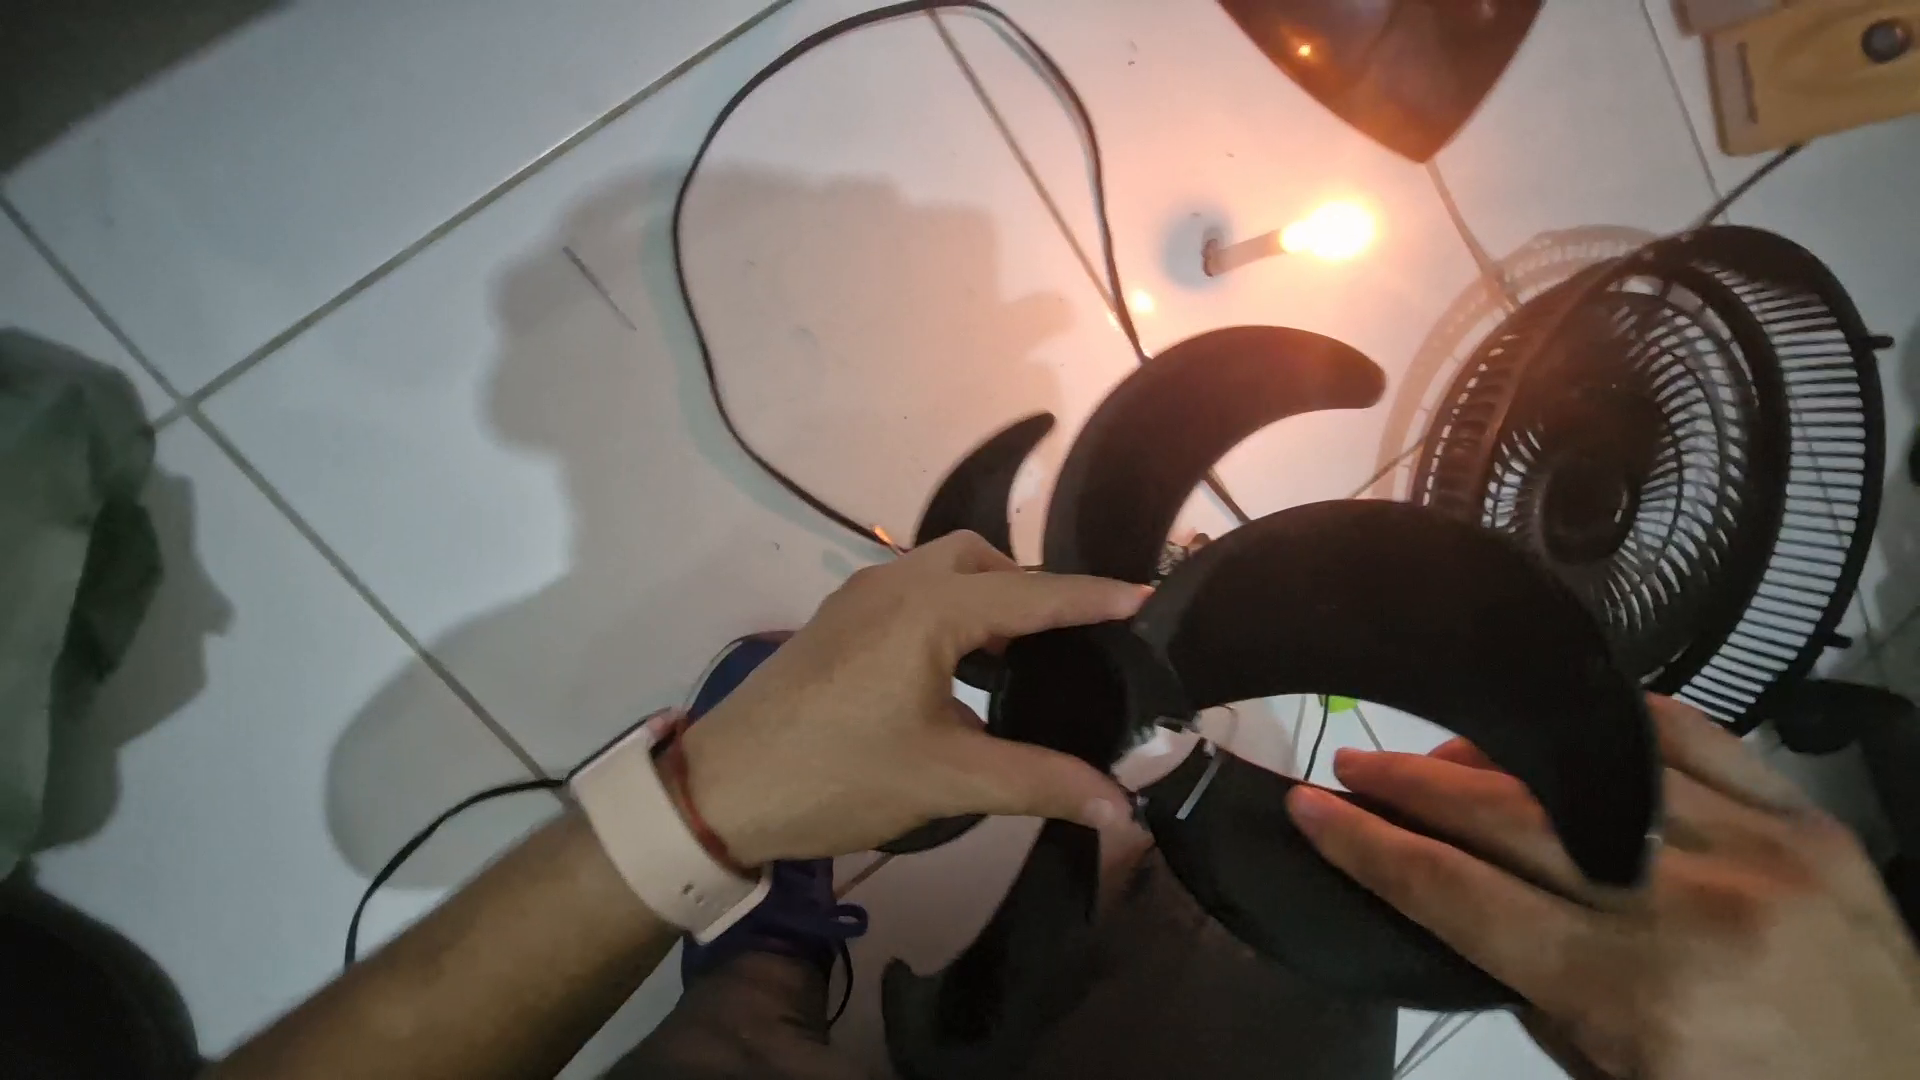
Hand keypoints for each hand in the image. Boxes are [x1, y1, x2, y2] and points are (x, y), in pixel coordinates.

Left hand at [677, 531, 1142, 866]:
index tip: (1145, 595)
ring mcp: (860, 596)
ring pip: (941, 570)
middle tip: (1063, 640)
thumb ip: (1040, 783)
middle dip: (1029, 588)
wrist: (722, 787)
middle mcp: (896, 583)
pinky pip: (912, 591)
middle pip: (981, 559)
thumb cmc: (838, 775)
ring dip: (985, 597)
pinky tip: (956, 665)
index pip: (1031, 594)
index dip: (1092, 598)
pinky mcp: (839, 618)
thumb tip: (1122, 809)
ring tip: (1015, 654)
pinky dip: (950, 610)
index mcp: (929, 610)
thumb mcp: (946, 780)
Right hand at [1288, 695, 1919, 1079]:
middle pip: (1503, 817)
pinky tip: (1549, 727)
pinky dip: (1597, 722)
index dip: (1365, 844)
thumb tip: (1432, 878)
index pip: (1455, 891)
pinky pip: (1681, 733)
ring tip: (1440, 756)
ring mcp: (1762, 852)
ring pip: (1575, 764)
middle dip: (1406, 785)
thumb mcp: (1602, 1070)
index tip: (1308, 806)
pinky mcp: (1811, 824)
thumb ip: (1514, 970)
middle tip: (1355, 768)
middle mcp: (1697, 908)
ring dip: (1486, 753)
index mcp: (1643, 994)